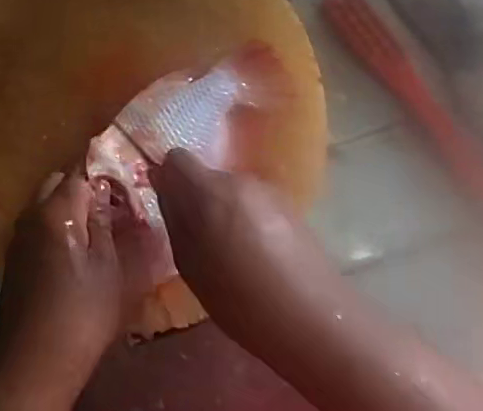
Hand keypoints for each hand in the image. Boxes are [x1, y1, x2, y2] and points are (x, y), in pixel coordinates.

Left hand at [0, 167, 131, 408]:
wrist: (33, 361)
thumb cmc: (81, 315)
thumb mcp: (108, 269)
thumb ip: (105, 224)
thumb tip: (104, 191)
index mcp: (54, 210)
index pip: (78, 172)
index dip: (101, 173)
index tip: (122, 182)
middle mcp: (31, 213)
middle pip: (57, 182)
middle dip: (82, 186)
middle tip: (111, 206)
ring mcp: (18, 234)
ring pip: (44, 202)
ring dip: (66, 205)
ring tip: (96, 228)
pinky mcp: (14, 255)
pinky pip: (36, 224)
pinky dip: (54, 224)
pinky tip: (72, 249)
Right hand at [154, 152, 482, 410]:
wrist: (320, 325)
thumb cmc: (243, 301)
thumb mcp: (190, 265)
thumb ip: (173, 217)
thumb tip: (162, 184)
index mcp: (209, 189)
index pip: (176, 157)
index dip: (169, 179)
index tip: (172, 209)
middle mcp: (239, 179)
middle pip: (205, 175)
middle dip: (199, 199)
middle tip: (203, 241)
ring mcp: (269, 191)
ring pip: (230, 191)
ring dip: (225, 212)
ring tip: (235, 255)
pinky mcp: (292, 207)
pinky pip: (254, 204)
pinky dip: (248, 222)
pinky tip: (260, 259)